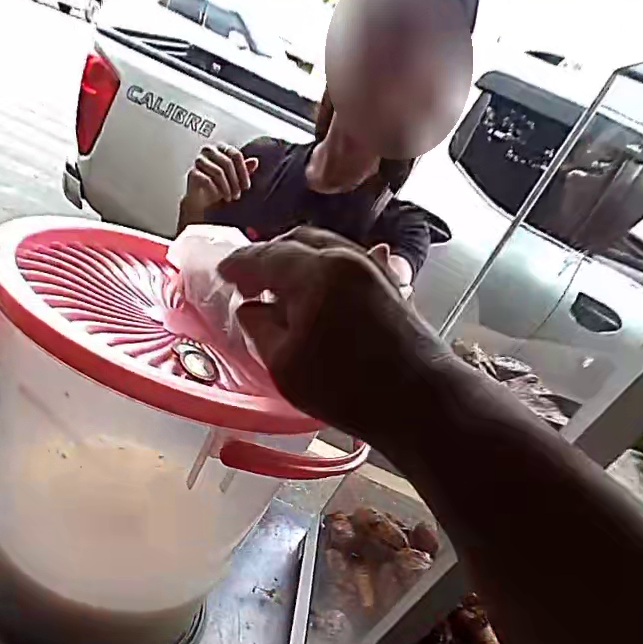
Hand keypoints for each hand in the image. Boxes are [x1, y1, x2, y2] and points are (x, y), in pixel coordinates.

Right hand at [181, 144, 257, 219]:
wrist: (201, 200)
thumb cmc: (217, 186)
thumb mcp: (234, 179)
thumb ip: (244, 170)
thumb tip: (255, 162)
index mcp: (221, 148)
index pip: (235, 154)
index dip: (243, 172)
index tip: (246, 186)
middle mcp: (209, 151)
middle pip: (227, 163)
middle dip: (235, 182)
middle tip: (237, 195)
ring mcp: (200, 160)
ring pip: (218, 172)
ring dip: (226, 188)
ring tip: (229, 197)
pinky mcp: (193, 172)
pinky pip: (207, 180)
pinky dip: (215, 191)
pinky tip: (218, 197)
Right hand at [218, 227, 452, 440]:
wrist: (419, 402)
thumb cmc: (347, 390)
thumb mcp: (285, 366)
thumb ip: (259, 329)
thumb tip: (250, 310)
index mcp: (315, 272)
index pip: (265, 256)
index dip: (239, 265)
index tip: (223, 274)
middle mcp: (345, 257)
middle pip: (297, 241)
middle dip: (269, 257)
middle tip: (249, 281)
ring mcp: (371, 267)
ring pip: (324, 249)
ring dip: (296, 262)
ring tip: (279, 290)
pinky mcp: (388, 284)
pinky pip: (345, 264)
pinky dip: (321, 271)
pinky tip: (314, 294)